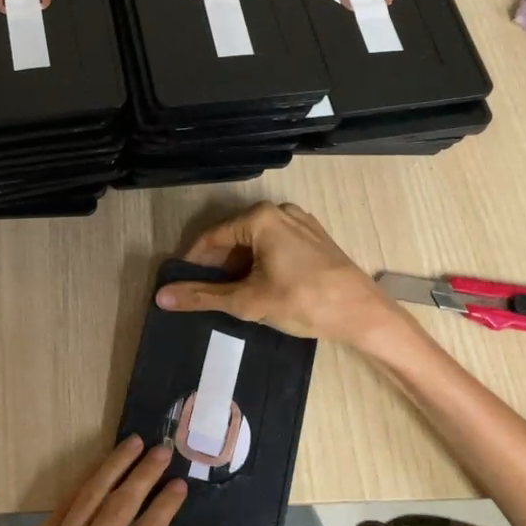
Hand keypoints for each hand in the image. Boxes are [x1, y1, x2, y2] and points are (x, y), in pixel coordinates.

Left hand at [0, 437, 216, 525]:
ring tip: (134, 444)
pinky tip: (104, 464)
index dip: (162, 508)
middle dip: (140, 477)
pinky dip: (86, 482)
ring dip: (112, 467)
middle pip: (113, 514)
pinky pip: (64, 506)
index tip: (180, 484)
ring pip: (85, 501)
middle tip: (162, 451)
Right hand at [156, 201, 405, 345]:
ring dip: (239, 269)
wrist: (363, 314)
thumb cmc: (303, 302)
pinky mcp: (314, 238)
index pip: (211, 239)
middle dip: (217, 268)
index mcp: (259, 218)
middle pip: (233, 239)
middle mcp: (278, 211)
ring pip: (254, 244)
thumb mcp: (247, 301)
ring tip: (232, 298)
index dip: (193, 265)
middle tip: (206, 296)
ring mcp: (300, 222)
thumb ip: (202, 296)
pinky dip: (261, 265)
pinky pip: (275, 246)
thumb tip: (162, 297)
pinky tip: (260, 290)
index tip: (181, 288)